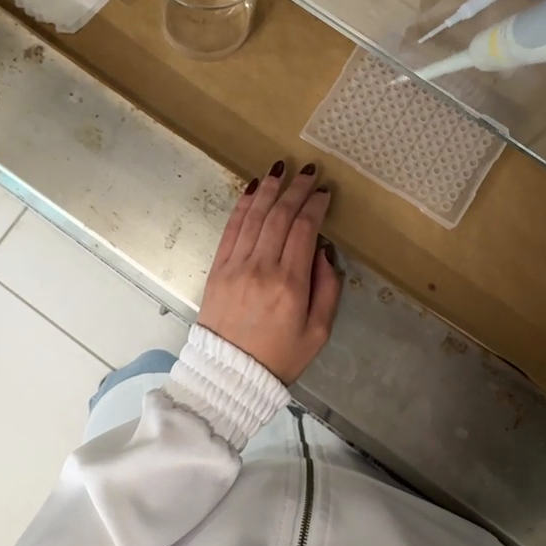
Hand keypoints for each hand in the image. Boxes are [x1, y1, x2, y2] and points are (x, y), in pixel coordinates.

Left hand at [198, 161, 341, 383]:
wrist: (229, 375)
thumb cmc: (279, 357)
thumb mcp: (319, 331)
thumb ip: (328, 289)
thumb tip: (323, 252)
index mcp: (291, 284)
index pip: (304, 230)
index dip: (315, 206)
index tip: (323, 192)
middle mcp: (261, 268)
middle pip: (280, 216)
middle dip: (295, 190)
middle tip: (308, 171)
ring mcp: (235, 265)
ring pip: (254, 216)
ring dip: (269, 190)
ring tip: (281, 170)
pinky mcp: (217, 268)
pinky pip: (231, 229)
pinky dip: (243, 206)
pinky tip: (253, 190)